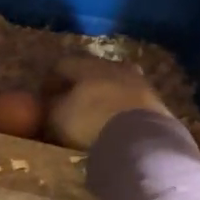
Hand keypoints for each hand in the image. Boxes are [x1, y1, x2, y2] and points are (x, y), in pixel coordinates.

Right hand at [44, 56, 169, 150]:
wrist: (139, 137)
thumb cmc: (90, 121)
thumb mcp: (58, 117)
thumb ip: (50, 107)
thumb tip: (49, 104)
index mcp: (85, 63)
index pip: (61, 65)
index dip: (49, 82)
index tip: (44, 100)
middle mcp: (112, 64)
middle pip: (89, 71)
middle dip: (78, 86)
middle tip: (69, 106)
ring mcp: (137, 80)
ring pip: (113, 83)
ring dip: (103, 96)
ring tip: (95, 116)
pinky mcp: (155, 99)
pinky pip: (130, 100)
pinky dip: (120, 109)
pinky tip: (116, 124)